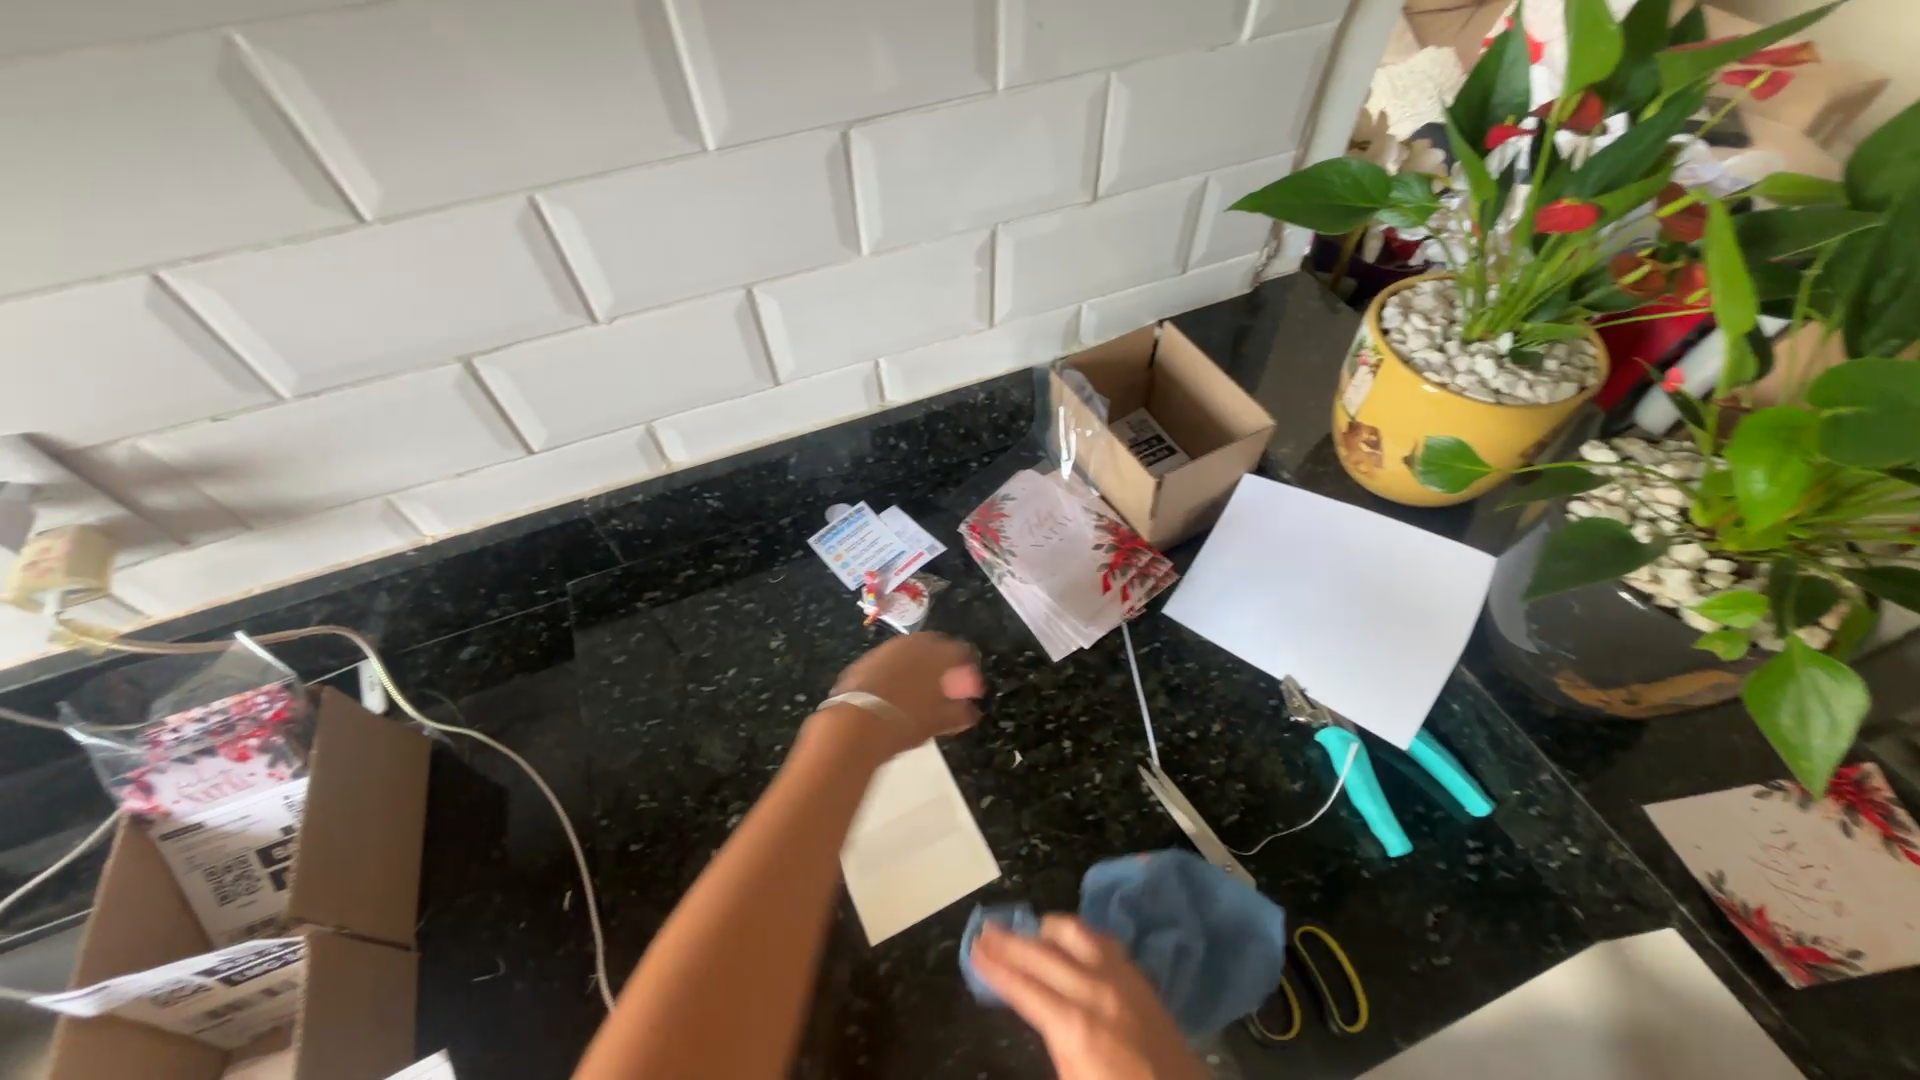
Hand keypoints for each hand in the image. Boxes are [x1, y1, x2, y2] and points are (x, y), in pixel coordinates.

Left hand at [821, 632, 983, 754]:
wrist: (854, 724)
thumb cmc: (904, 720)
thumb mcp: (938, 721)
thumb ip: (959, 713)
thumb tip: (971, 713)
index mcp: (937, 652)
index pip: (962, 651)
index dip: (969, 668)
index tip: (971, 686)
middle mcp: (912, 644)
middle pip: (935, 647)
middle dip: (944, 663)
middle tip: (947, 685)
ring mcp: (886, 650)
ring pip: (910, 653)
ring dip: (920, 666)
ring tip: (921, 690)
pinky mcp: (864, 661)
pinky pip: (889, 662)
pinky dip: (897, 672)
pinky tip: (896, 692)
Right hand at [970, 916, 1204, 1079]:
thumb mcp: (1072, 1077)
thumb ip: (1052, 1041)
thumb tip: (1035, 1007)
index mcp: (1074, 1027)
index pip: (1023, 986)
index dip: (994, 967)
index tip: (974, 950)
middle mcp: (1096, 991)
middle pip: (1042, 953)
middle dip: (1009, 941)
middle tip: (985, 931)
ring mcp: (1121, 978)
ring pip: (1075, 933)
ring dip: (1044, 929)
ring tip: (1025, 931)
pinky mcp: (1139, 976)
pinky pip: (1102, 940)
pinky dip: (1077, 934)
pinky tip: (1068, 939)